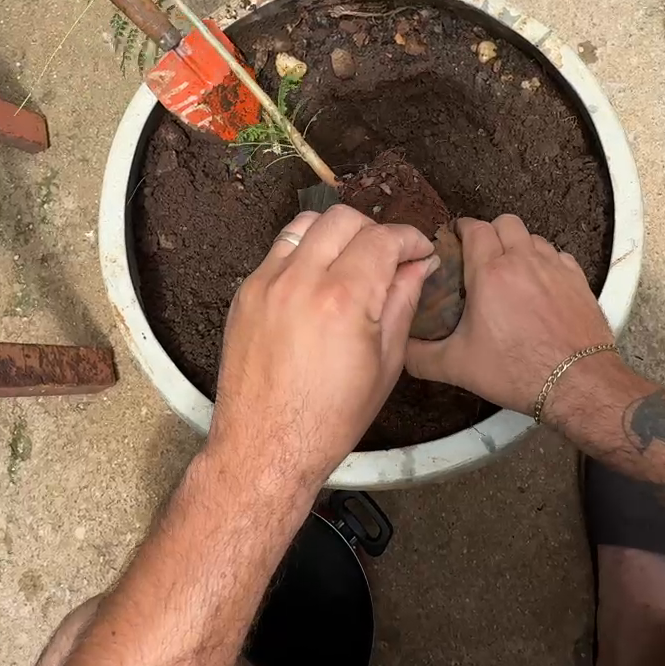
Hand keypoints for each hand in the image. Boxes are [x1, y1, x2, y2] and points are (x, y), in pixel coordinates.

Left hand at [210, 205, 436, 491]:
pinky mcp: (245, 292)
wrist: (264, 447)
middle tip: (387, 256)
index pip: (383, 239)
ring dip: (335, 234)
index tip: (419, 249)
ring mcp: (266, 282)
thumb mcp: (385, 365)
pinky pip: (278, 250)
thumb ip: (402, 303)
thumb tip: (417, 267)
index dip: (409, 238)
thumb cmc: (328, 419)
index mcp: (343, 299)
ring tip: (349, 262)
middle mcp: (301, 279)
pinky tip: (315, 281)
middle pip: (343, 218)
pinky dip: (304, 253)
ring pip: (306, 223)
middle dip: (373, 230)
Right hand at [404, 214, 615, 413]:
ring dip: (519, 245)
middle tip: (482, 254)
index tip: (455, 238)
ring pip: (533, 236)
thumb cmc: (518, 371)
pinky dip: (546, 262)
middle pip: (505, 222)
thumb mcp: (458, 366)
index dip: (462, 228)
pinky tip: (541, 284)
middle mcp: (523, 261)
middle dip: (491, 232)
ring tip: (511, 270)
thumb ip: (420, 356)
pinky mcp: (578, 280)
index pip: (474, 228)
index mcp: (490, 273)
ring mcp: (554, 268)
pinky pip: (558, 255)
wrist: (578, 383)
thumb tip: (400, 350)